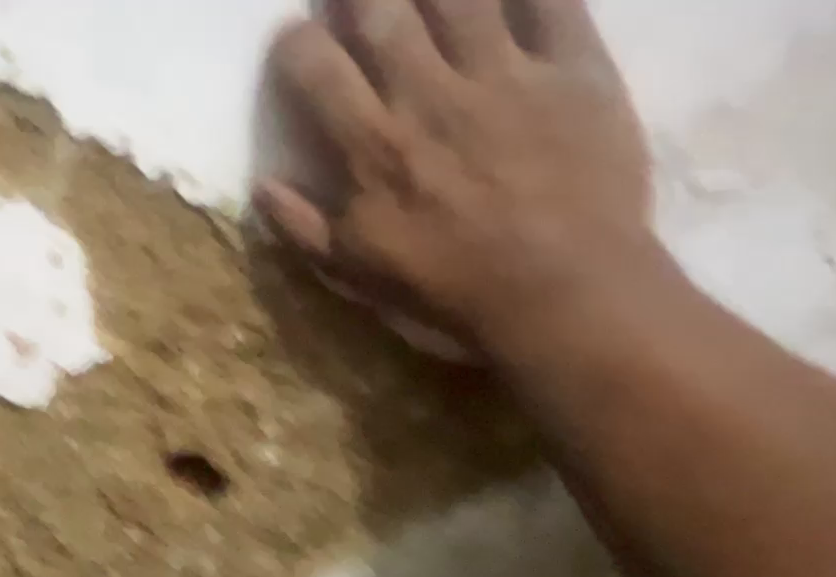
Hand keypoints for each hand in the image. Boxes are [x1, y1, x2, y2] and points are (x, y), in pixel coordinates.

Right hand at [258, 0, 657, 349]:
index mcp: (371, 147)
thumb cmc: (443, 288)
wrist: (559, 289)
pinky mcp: (575, 68)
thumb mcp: (352, 271)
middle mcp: (430, 96)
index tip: (291, 36)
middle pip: (385, 14)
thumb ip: (301, 226)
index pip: (318, 71)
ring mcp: (506, 75)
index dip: (296, 43)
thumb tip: (261, 185)